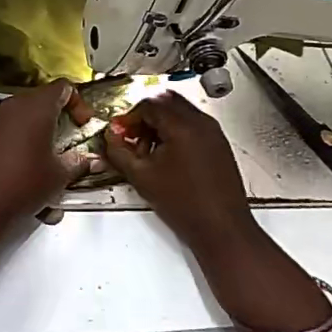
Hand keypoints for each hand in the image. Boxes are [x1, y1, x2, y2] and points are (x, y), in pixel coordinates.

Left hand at [0, 80, 90, 224]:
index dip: (79, 104)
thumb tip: (90, 160)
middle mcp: (12, 105)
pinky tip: (24, 176)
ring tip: (46, 168)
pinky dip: (18, 148)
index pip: (64, 88)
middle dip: (58, 123)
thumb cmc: (24, 183)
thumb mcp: (59, 175)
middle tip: (68, 146)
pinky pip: (6, 134)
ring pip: (22, 121)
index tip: (85, 125)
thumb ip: (78, 162)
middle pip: (42, 102)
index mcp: (37, 106)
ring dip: (38, 139)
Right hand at [102, 92, 260, 257]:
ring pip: (180, 112)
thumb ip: (119, 152)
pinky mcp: (219, 145)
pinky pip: (193, 125)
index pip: (149, 104)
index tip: (120, 131)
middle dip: (145, 116)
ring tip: (148, 149)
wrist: (221, 230)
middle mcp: (201, 124)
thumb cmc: (188, 206)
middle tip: (132, 134)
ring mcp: (213, 133)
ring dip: (160, 123)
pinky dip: (176, 132)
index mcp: (182, 126)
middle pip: (166, 102)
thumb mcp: (141, 177)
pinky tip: (166, 156)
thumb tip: (110, 139)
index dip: (129, 117)